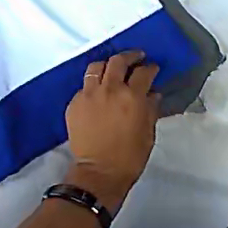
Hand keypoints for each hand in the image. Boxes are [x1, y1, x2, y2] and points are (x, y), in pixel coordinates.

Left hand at [63, 50, 161, 208]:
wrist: (99, 171)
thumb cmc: (129, 156)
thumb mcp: (148, 133)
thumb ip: (150, 109)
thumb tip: (153, 94)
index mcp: (131, 97)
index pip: (143, 73)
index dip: (150, 68)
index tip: (152, 67)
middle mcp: (109, 89)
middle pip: (118, 61)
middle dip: (129, 56)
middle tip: (136, 57)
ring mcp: (88, 94)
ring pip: (96, 67)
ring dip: (107, 64)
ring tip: (112, 67)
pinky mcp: (74, 103)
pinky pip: (84, 85)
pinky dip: (93, 84)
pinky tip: (98, 90)